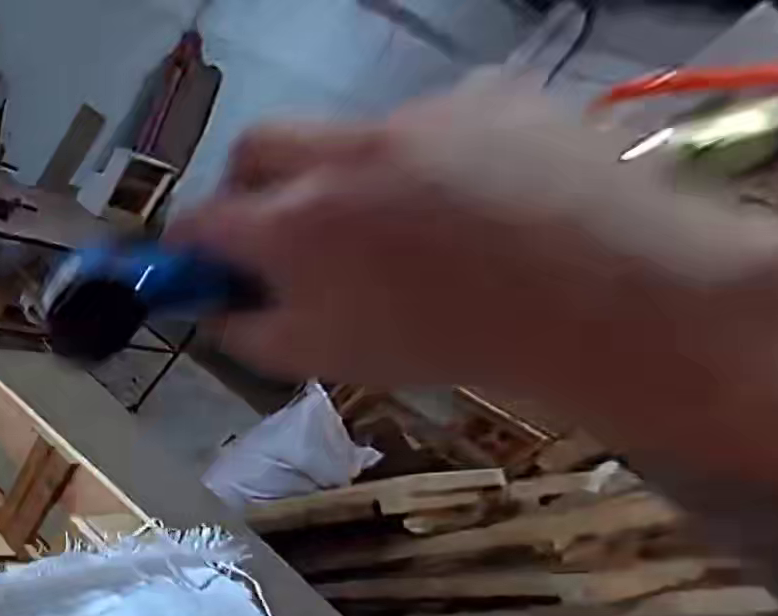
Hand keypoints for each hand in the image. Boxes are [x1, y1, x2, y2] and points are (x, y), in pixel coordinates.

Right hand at [163, 74, 777, 418]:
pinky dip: (409, 162)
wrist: (599, 297)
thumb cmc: (429, 340)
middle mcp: (341, 157)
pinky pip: (418, 125)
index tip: (184, 264)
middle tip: (265, 230)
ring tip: (380, 228)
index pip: (197, 221)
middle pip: (253, 146)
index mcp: (289, 226)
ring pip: (339, 136)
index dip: (179, 246)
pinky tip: (445, 203)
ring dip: (332, 180)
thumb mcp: (306, 356)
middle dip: (241, 187)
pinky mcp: (488, 97)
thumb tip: (212, 306)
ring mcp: (417, 118)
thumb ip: (237, 329)